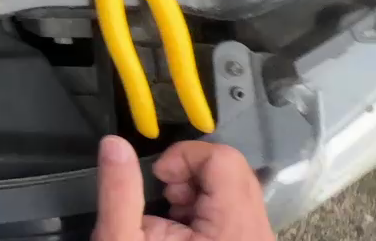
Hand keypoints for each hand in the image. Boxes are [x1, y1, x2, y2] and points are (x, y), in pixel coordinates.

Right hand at [94, 136, 274, 240]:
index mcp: (234, 235)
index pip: (225, 161)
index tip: (160, 179)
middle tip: (165, 200)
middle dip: (190, 174)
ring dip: (198, 195)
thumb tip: (115, 144)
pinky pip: (240, 215)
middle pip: (234, 173)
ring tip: (173, 223)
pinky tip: (186, 236)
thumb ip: (119, 190)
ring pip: (237, 193)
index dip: (184, 156)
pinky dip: (208, 214)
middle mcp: (260, 240)